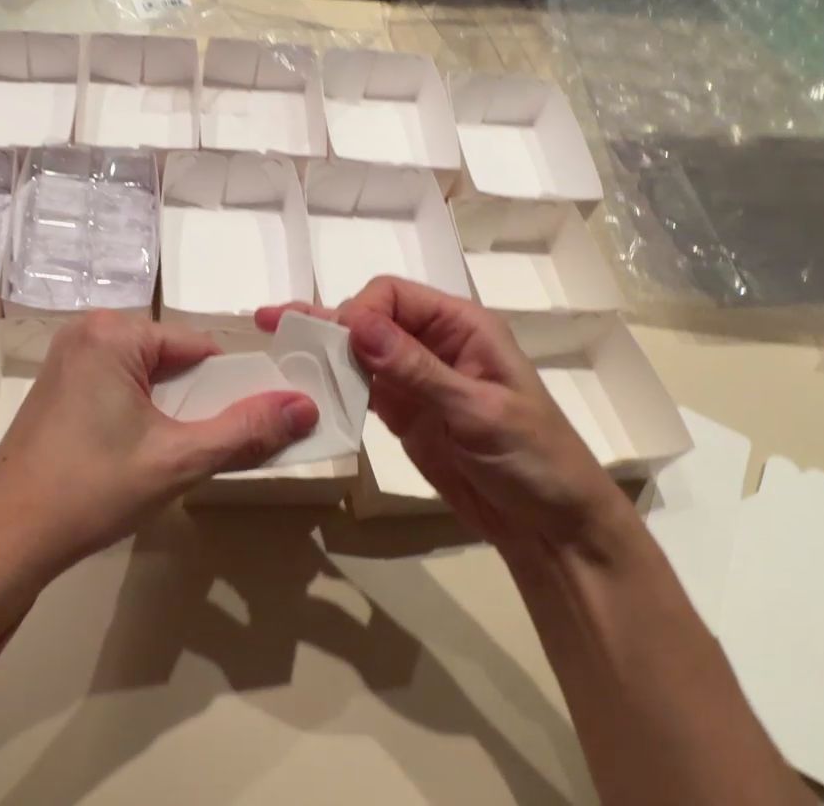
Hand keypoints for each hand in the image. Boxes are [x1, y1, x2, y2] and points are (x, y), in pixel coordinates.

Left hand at [0, 312, 317, 587]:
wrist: (7, 538)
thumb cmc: (91, 490)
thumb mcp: (178, 460)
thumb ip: (245, 430)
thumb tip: (306, 406)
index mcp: (113, 333)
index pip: (199, 348)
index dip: (230, 387)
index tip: (249, 426)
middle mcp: (86, 332)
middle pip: (171, 360)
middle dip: (197, 402)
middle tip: (208, 449)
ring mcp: (65, 360)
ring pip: (144, 377)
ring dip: (170, 413)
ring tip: (174, 458)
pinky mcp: (55, 389)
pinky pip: (116, 388)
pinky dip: (139, 415)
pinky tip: (140, 456)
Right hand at [259, 278, 629, 554]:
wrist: (550, 527)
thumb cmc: (533, 459)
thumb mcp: (477, 411)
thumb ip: (416, 369)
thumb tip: (356, 324)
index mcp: (463, 327)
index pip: (394, 295)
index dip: (360, 311)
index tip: (335, 343)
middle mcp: (434, 344)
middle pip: (370, 318)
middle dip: (327, 323)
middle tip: (274, 327)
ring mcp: (416, 380)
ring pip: (359, 353)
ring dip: (322, 352)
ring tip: (276, 349)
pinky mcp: (403, 413)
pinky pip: (361, 390)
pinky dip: (334, 388)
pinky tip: (304, 388)